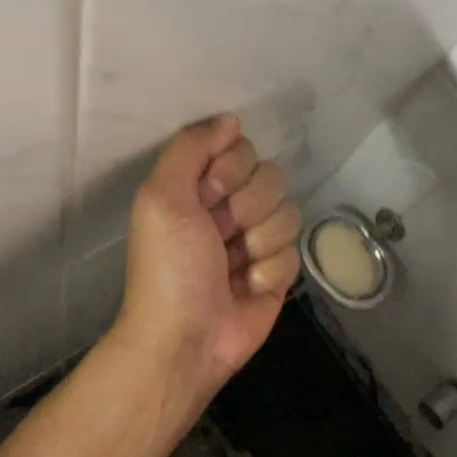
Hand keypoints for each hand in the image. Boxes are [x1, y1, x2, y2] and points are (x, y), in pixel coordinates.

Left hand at [110, 114, 302, 392]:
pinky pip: (294, 253)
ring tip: (232, 268)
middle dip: (247, 208)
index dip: (230, 172)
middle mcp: (230, 208)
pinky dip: (268, 272)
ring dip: (258, 242)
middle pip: (272, 177)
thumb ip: (191, 148)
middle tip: (219, 236)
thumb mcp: (161, 197)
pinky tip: (245, 288)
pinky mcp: (277, 273)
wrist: (185, 337)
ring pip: (289, 214)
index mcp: (199, 187)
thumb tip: (231, 119)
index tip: (206, 198)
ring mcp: (256, 241)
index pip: (243, 150)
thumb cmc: (168, 268)